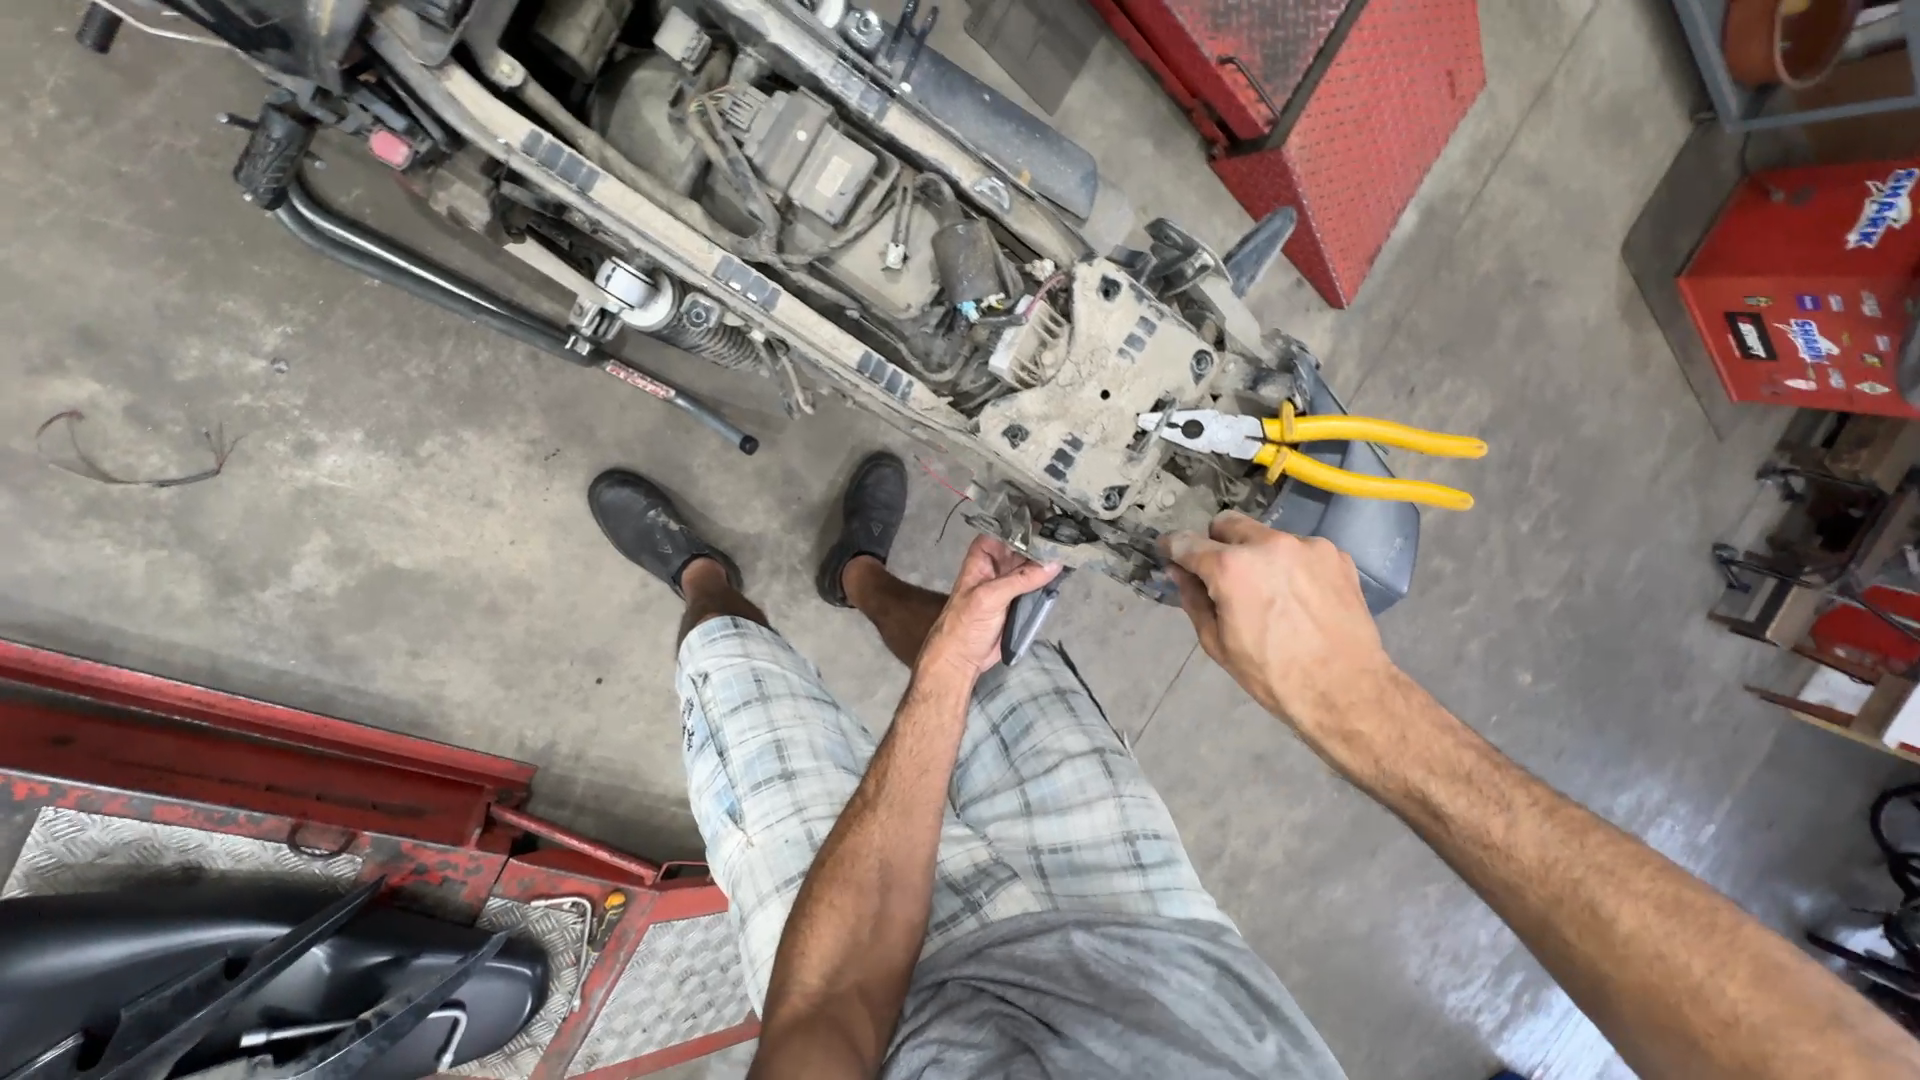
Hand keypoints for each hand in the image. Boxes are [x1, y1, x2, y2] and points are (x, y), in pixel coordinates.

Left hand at [918, 535, 1062, 679]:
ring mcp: (1011, 580)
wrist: (962, 658)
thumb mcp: (990, 597)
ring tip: (1075, 546)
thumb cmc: (965, 623)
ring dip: (1051, 557)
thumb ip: (1022, 579)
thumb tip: (1054, 563)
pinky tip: (1068, 567)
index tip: (1054, 515)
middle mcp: (999, 562)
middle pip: (1025, 544)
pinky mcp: (1021, 597)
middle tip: (1071, 532)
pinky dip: (1051, 577)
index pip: (1009, 528)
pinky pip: (1039, 582)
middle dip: (1044, 540)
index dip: (1029, 522)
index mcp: (984, 554)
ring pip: (1034, 563)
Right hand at [1162, 511, 1397, 733]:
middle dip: (1217, 544)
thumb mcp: (1217, 643)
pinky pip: (1299, 549)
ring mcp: (1307, 546)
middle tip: (1223, 576)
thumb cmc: (1272, 674)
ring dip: (1257, 554)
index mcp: (1232, 567)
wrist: (1345, 689)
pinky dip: (1291, 565)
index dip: (1172, 548)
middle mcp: (1269, 544)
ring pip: (1266, 536)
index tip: (1169, 553)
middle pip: (1228, 524)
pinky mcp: (1335, 554)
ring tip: (1269, 591)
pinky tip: (1299, 597)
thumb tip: (1179, 572)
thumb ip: (1193, 599)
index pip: (1187, 543)